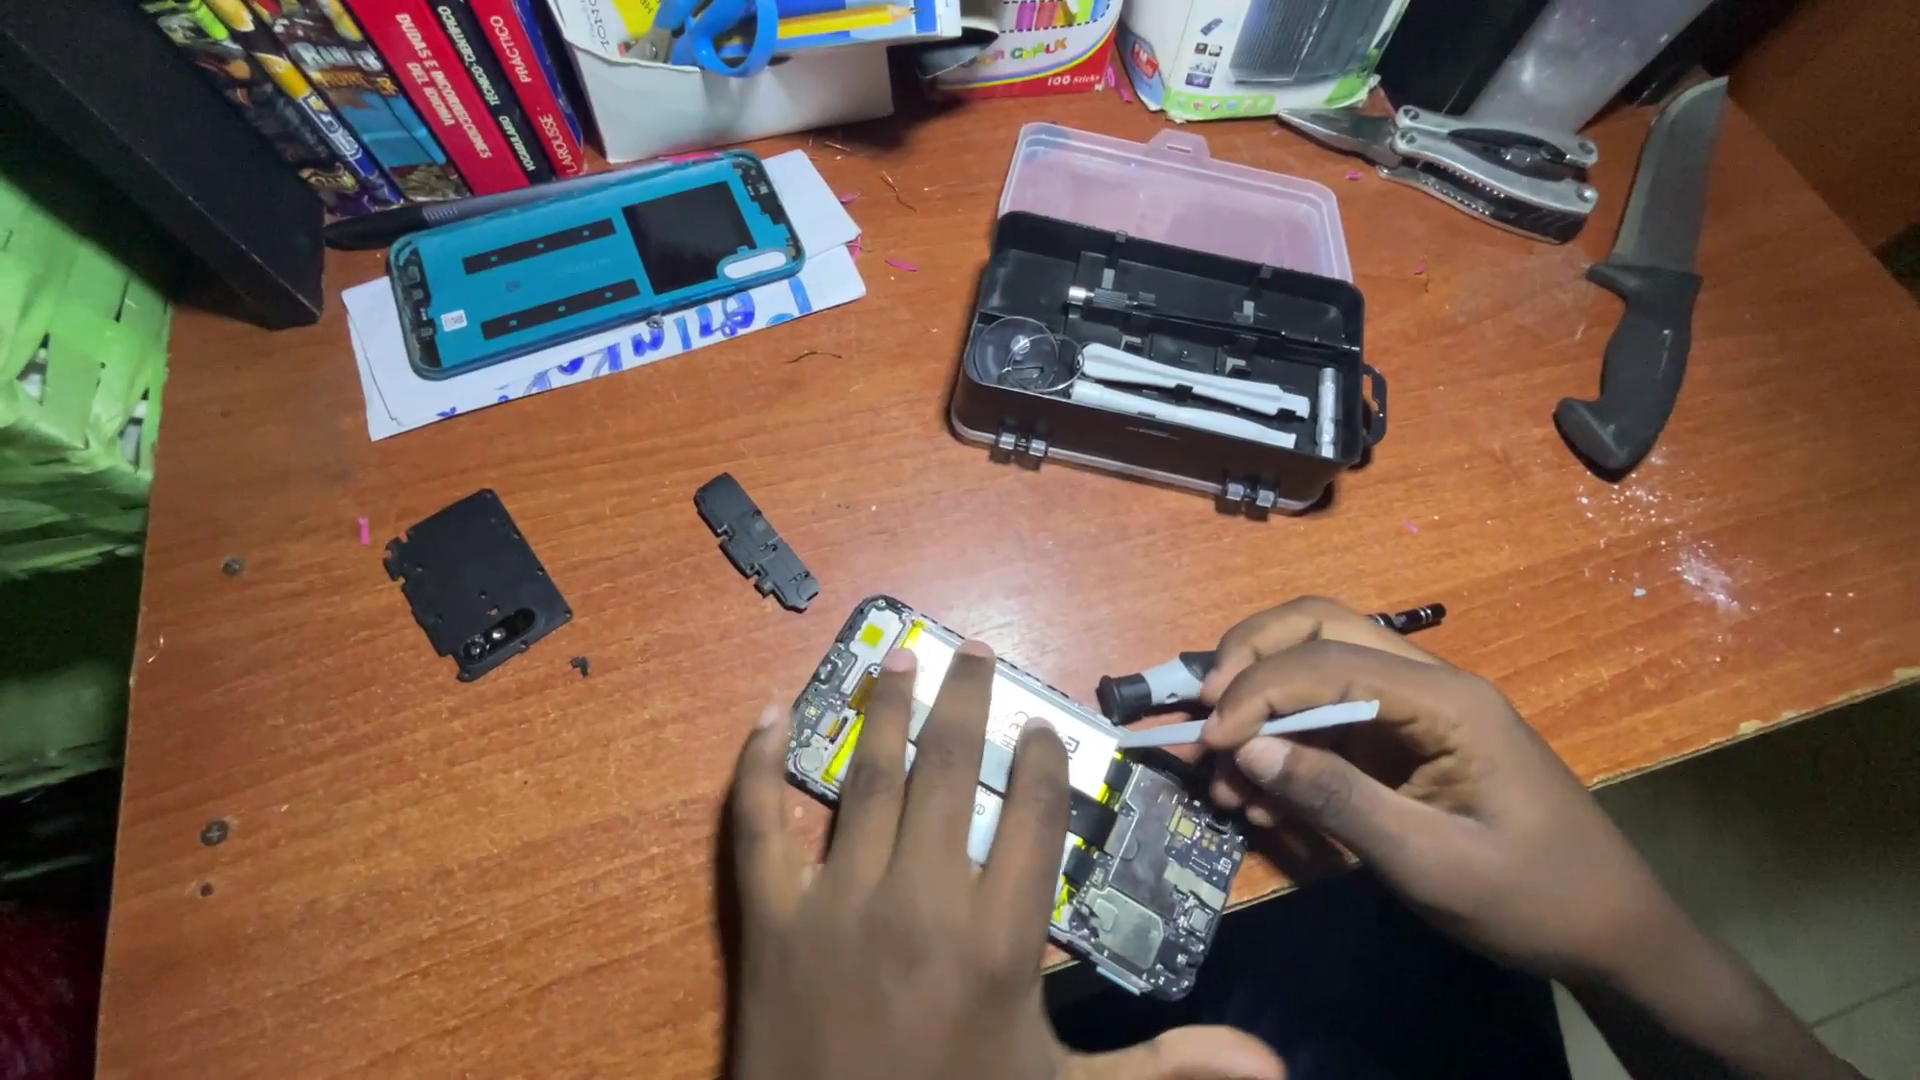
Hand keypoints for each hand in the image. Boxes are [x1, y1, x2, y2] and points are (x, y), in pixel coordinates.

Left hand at [728, 642, 1282, 1079]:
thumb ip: (1167, 1072)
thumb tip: (1274, 1065)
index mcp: (999, 937)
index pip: (1035, 814)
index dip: (1045, 761)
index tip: (1042, 727)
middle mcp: (922, 899)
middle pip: (951, 770)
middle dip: (968, 702)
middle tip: (974, 649)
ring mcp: (839, 903)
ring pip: (868, 779)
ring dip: (886, 710)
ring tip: (900, 655)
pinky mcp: (771, 920)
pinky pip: (757, 827)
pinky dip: (757, 769)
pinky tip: (768, 717)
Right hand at [1194, 597, 1688, 986]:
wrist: (1614, 934)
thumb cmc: (1534, 899)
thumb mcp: (1431, 862)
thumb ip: (1336, 798)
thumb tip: (1246, 749)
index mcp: (1446, 700)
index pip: (1327, 662)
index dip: (1257, 691)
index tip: (1214, 740)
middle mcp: (1424, 681)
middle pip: (1317, 624)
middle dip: (1249, 656)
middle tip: (1206, 705)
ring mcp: (1409, 704)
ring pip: (1313, 657)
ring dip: (1257, 699)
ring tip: (1224, 768)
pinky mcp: (1397, 734)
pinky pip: (1322, 713)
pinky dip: (1278, 737)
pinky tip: (1259, 788)